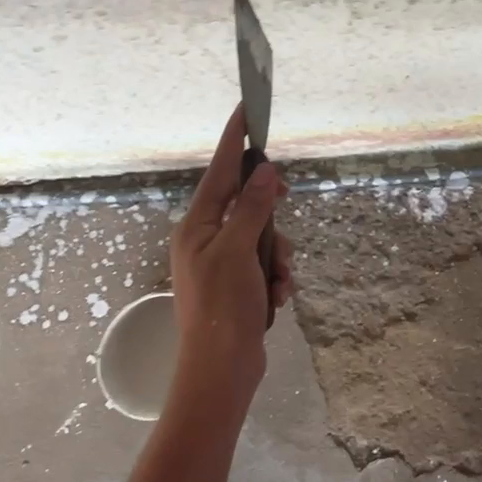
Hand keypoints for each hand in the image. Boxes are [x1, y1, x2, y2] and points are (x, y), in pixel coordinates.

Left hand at [167, 104, 294, 410]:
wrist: (221, 372)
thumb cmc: (221, 307)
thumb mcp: (238, 251)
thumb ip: (251, 207)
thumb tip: (263, 170)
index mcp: (196, 225)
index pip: (219, 170)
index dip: (234, 139)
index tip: (246, 109)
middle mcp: (205, 238)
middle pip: (244, 200)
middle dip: (269, 209)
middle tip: (285, 200)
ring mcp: (221, 262)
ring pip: (261, 233)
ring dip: (277, 251)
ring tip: (280, 277)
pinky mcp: (237, 284)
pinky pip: (264, 262)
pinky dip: (276, 275)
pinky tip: (278, 295)